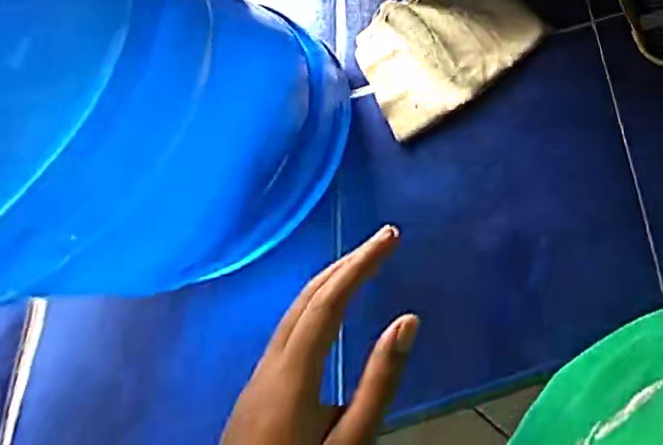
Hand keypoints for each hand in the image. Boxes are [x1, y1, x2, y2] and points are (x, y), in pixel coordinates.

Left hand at [222, 226, 418, 444]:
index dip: (361, 262)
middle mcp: (268, 369)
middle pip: (306, 299)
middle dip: (347, 262)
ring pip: (294, 312)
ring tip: (364, 263)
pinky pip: (289, 329)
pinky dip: (318, 302)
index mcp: (290, 376)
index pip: (328, 301)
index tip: (391, 236)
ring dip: (332, 279)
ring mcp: (256, 382)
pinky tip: (331, 309)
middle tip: (384, 239)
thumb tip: (408, 320)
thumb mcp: (351, 442)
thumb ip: (379, 383)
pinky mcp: (254, 395)